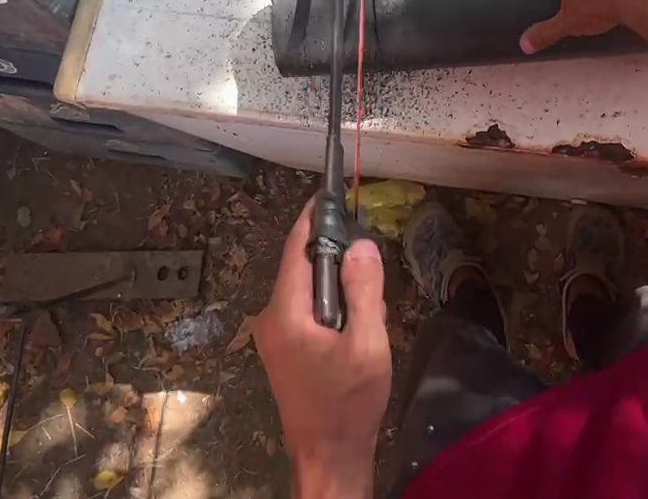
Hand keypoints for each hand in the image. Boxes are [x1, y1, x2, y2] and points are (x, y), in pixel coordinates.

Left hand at [254, 198, 390, 498]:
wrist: (329, 458)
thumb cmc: (347, 402)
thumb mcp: (367, 343)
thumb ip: (364, 289)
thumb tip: (362, 243)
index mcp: (286, 312)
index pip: (296, 247)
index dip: (314, 215)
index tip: (332, 188)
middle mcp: (273, 317)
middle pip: (306, 265)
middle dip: (341, 258)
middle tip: (373, 270)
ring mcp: (278, 334)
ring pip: (312, 287)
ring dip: (342, 286)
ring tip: (370, 313)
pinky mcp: (288, 348)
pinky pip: (312, 307)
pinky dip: (337, 304)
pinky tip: (360, 327)